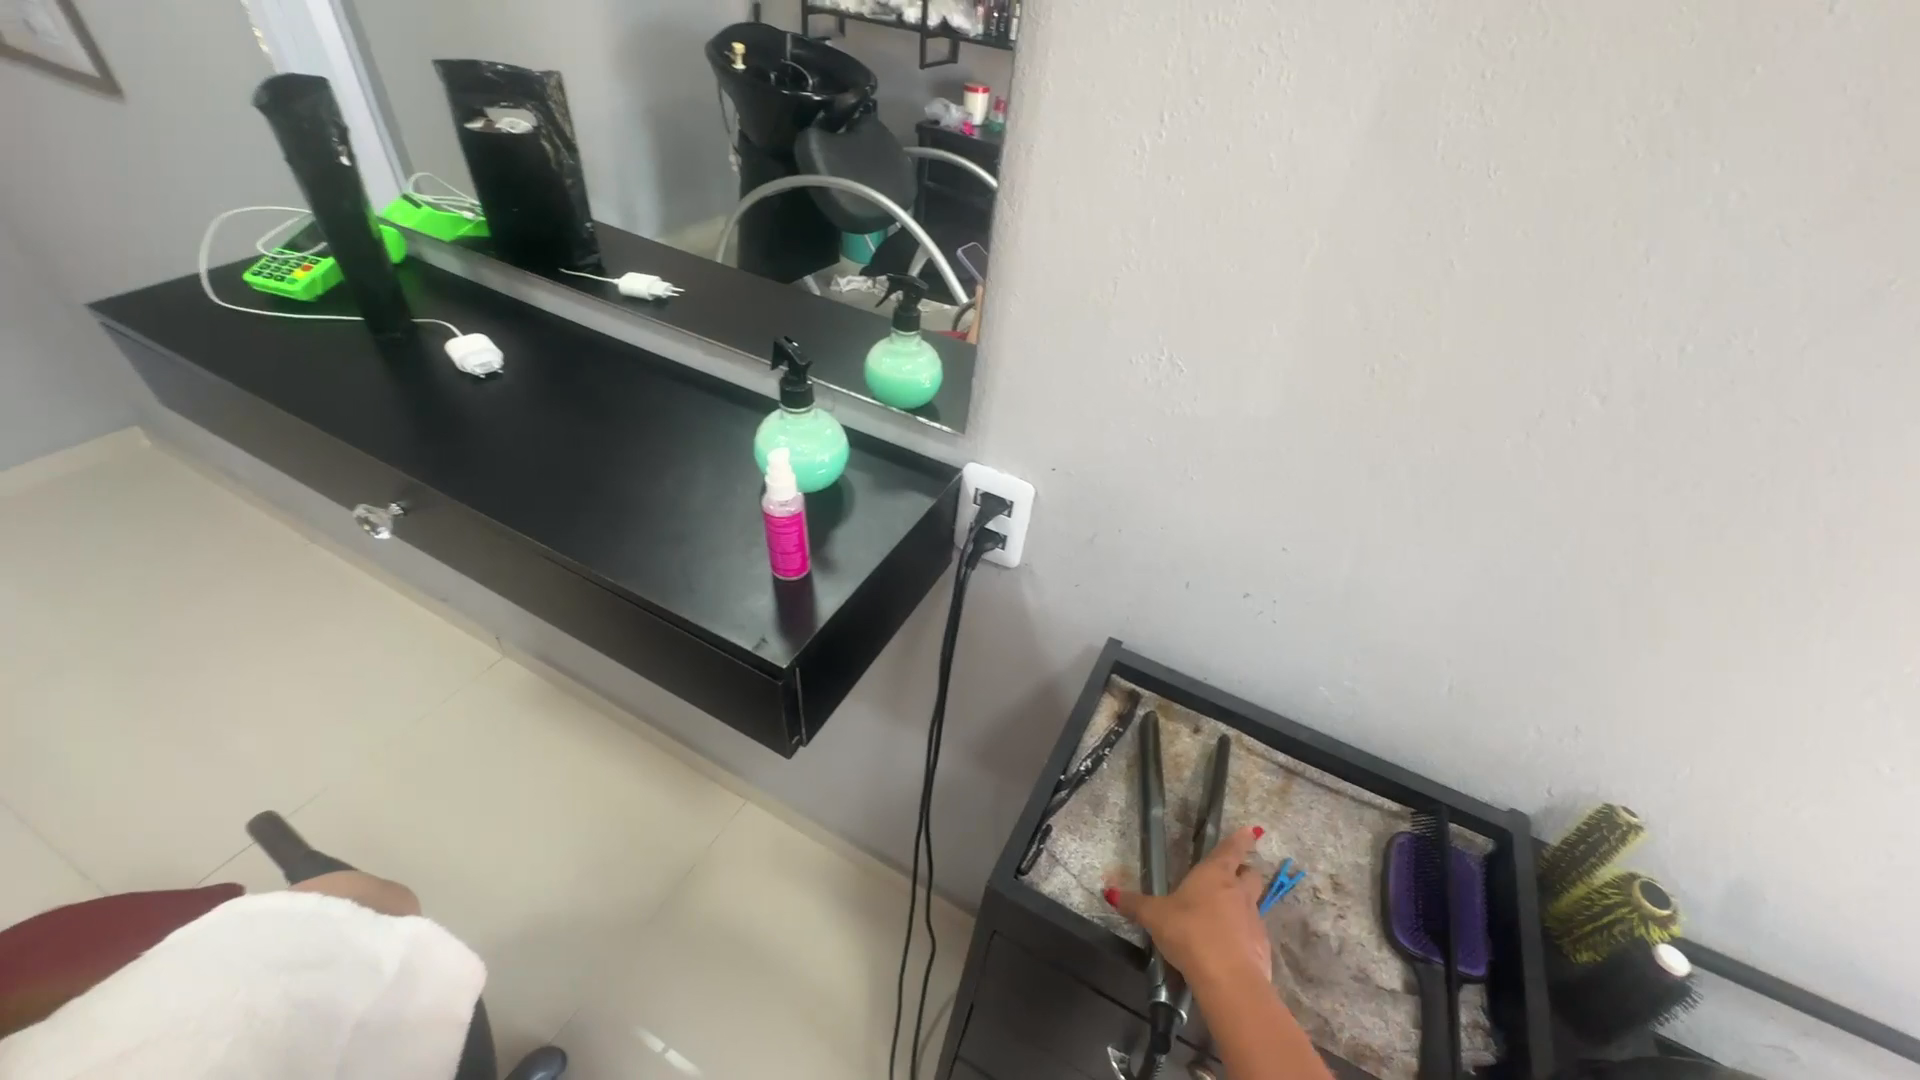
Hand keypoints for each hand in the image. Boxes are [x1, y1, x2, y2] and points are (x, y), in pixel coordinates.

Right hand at [1107, 825, 1271, 991]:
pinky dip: (1244, 937)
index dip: (1241, 839)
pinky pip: (1253, 935)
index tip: (1252, 831)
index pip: (1232, 849)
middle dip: (1244, 872)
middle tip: (1233, 876)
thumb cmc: (1189, 932)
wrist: (1227, 977)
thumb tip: (1109, 892)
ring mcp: (1254, 920)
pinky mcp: (1261, 948)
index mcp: (1215, 875)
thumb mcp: (1154, 917)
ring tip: (1224, 918)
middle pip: (1250, 874)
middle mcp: (1238, 892)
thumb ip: (1134, 904)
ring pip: (1253, 905)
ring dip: (1242, 906)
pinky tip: (1228, 949)